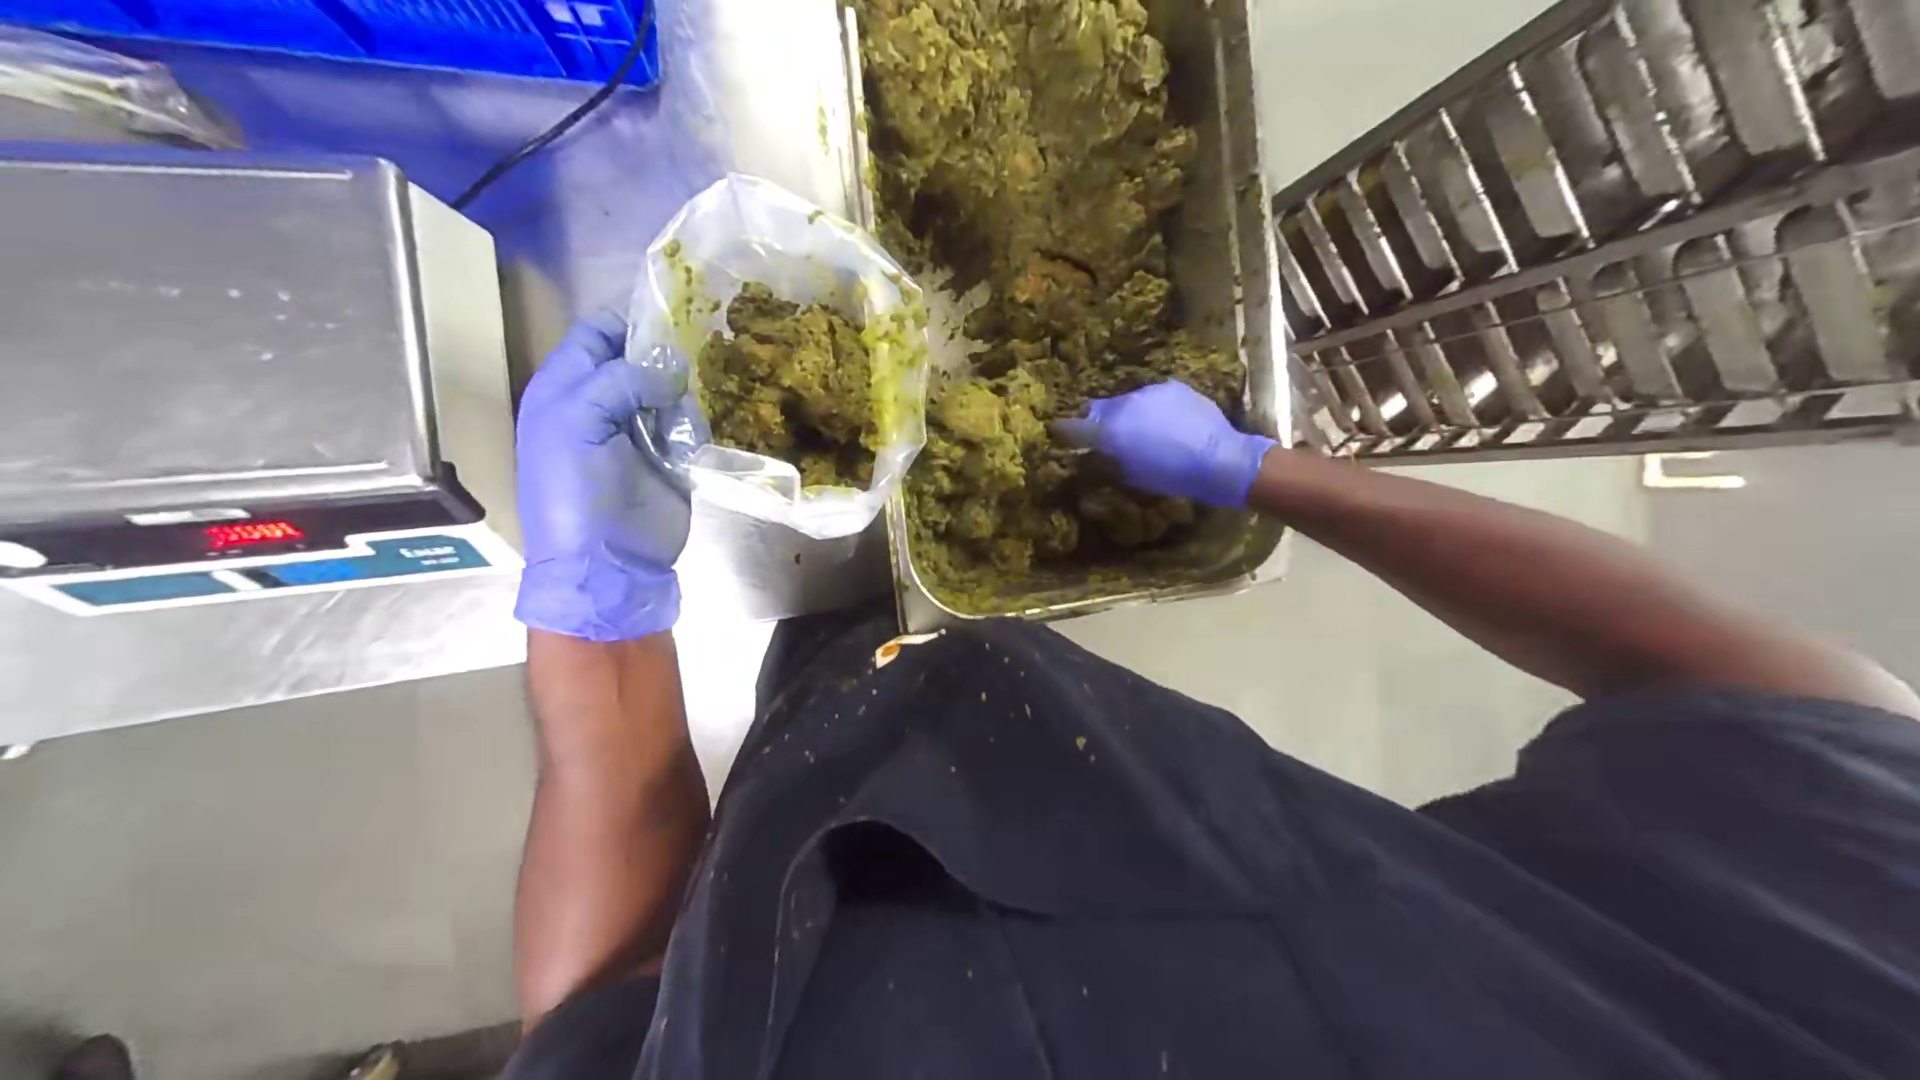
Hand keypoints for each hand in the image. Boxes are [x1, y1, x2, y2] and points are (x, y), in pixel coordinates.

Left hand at [514, 313, 707, 641]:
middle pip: (639, 360)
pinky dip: (701, 418)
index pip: (596, 334)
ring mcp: (641, 432)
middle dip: (666, 352)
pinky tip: (713, 416)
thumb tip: (666, 370)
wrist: (608, 562)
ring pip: (671, 390)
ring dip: (688, 387)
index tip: (672, 311)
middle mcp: (604, 404)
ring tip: (712, 380)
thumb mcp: (575, 423)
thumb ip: (616, 382)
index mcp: (567, 389)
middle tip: (704, 343)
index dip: (628, 320)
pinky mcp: (673, 458)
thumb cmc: (576, 491)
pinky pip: (691, 424)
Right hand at [1053, 380, 1274, 507]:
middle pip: (1099, 408)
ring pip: (1126, 401)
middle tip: (1102, 433)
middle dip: (1097, 420)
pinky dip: (1150, 408)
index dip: (1064, 431)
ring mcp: (1149, 392)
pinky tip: (1163, 422)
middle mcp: (1125, 404)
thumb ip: (1109, 459)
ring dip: (1126, 413)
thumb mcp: (1132, 475)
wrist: (1220, 459)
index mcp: (1111, 429)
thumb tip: (1096, 452)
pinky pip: (1152, 397)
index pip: (1074, 426)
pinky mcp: (1171, 387)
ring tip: (1138, 428)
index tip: (1060, 433)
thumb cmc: (1172, 476)